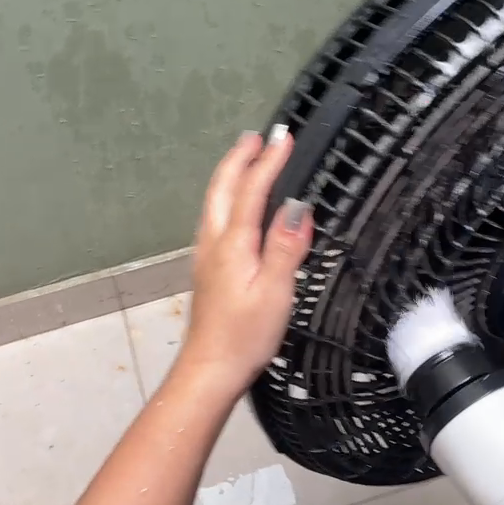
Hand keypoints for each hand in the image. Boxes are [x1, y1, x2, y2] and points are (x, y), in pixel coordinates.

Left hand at [169, 129, 313, 397]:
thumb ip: (286, 248)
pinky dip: (225, 197)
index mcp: (233, 244)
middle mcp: (214, 242)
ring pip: (214, 201)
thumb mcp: (275, 292)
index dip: (268, 162)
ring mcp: (206, 255)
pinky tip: (232, 205)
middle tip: (256, 136)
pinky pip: (214, 217)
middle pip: (221, 188)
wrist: (210, 368)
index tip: (284, 137)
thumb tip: (297, 207)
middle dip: (239, 158)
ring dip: (229, 174)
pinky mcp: (206, 269)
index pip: (251, 191)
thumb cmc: (245, 335)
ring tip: (244, 158)